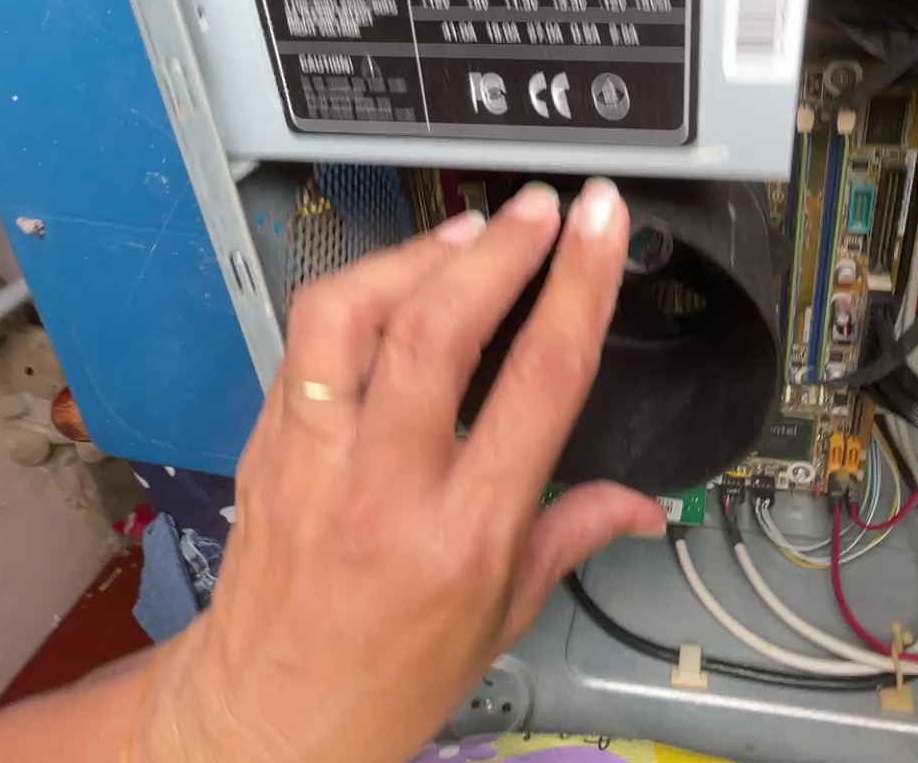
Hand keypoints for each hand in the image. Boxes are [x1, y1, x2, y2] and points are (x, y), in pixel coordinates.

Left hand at [140, 179, 665, 762]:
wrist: (268, 718)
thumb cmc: (399, 672)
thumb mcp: (509, 613)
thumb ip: (579, 533)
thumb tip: (649, 504)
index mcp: (468, 530)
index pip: (540, 383)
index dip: (578, 287)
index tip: (599, 227)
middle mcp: (386, 484)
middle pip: (438, 332)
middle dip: (500, 250)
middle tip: (540, 207)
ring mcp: (314, 455)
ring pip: (350, 316)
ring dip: (419, 254)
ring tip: (472, 231)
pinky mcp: (269, 437)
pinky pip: (310, 336)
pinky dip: (367, 284)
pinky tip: (408, 272)